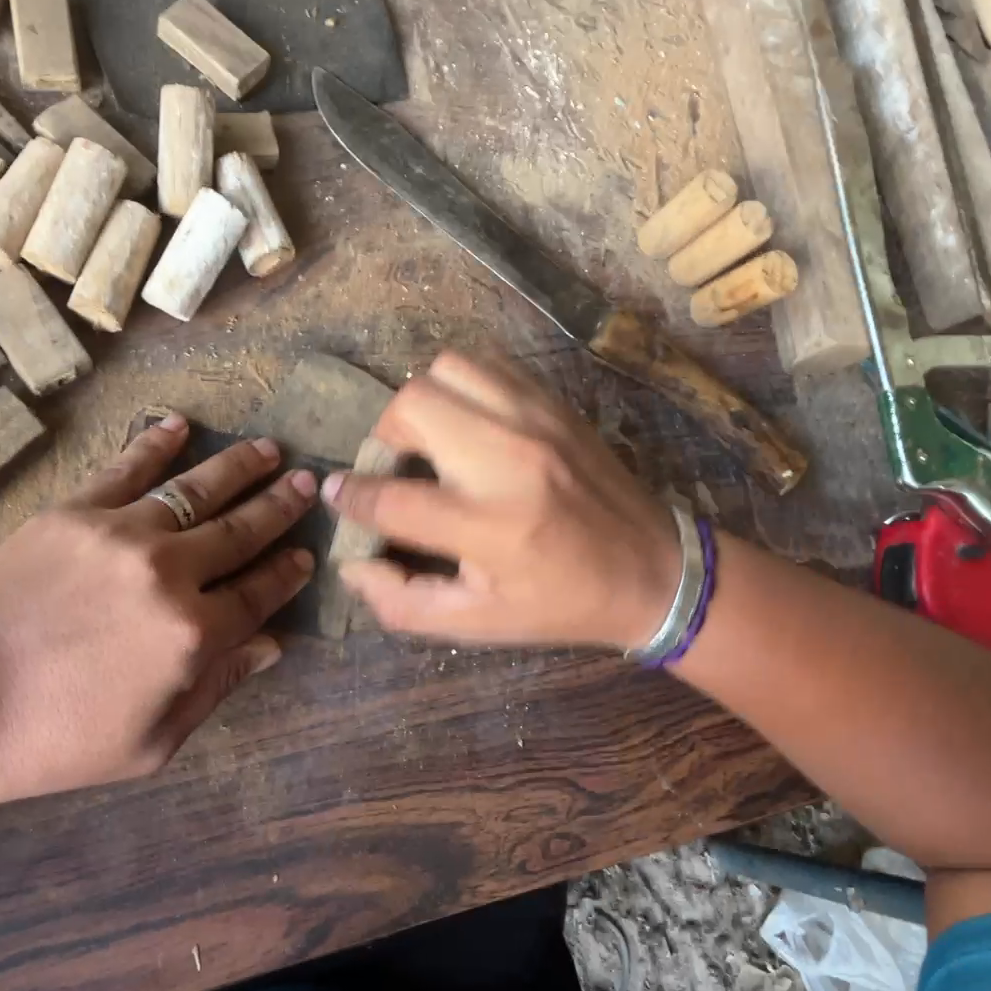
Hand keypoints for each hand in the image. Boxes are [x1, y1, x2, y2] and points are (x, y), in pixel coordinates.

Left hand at [0, 414, 318, 809]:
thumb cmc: (52, 741)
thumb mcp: (150, 744)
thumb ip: (217, 688)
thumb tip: (271, 646)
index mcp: (193, 636)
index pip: (260, 593)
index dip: (289, 573)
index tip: (307, 556)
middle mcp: (169, 572)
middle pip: (241, 530)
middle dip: (281, 507)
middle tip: (309, 484)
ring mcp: (119, 532)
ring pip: (196, 489)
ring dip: (239, 466)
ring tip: (269, 449)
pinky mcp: (72, 511)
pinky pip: (125, 468)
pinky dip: (156, 444)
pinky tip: (179, 426)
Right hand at [323, 352, 679, 648]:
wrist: (653, 571)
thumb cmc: (558, 603)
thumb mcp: (477, 625)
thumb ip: (402, 602)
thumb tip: (352, 564)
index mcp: (489, 527)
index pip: (392, 498)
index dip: (351, 497)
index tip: (337, 494)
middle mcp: (509, 461)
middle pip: (412, 406)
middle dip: (385, 435)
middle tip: (396, 466)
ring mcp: (537, 421)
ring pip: (447, 369)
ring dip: (423, 402)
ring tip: (432, 440)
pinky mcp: (555, 403)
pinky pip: (487, 365)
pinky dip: (462, 386)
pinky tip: (468, 422)